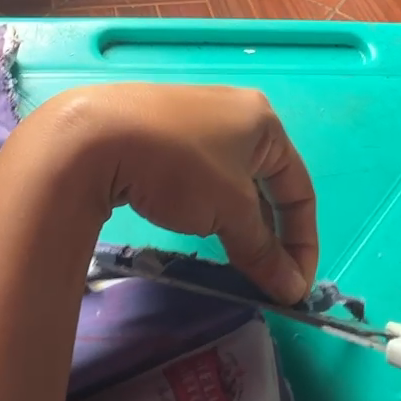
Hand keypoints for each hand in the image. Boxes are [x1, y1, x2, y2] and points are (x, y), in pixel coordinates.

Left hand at [28, 84, 317, 303]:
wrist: (97, 136)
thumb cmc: (180, 166)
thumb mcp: (231, 212)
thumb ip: (264, 251)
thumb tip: (291, 290)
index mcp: (263, 121)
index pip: (300, 189)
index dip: (303, 243)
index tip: (293, 287)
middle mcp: (234, 110)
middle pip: (266, 183)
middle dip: (268, 233)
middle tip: (262, 278)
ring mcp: (195, 115)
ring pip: (231, 179)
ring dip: (237, 221)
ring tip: (229, 256)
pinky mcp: (161, 127)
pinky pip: (200, 171)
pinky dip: (206, 203)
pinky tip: (191, 222)